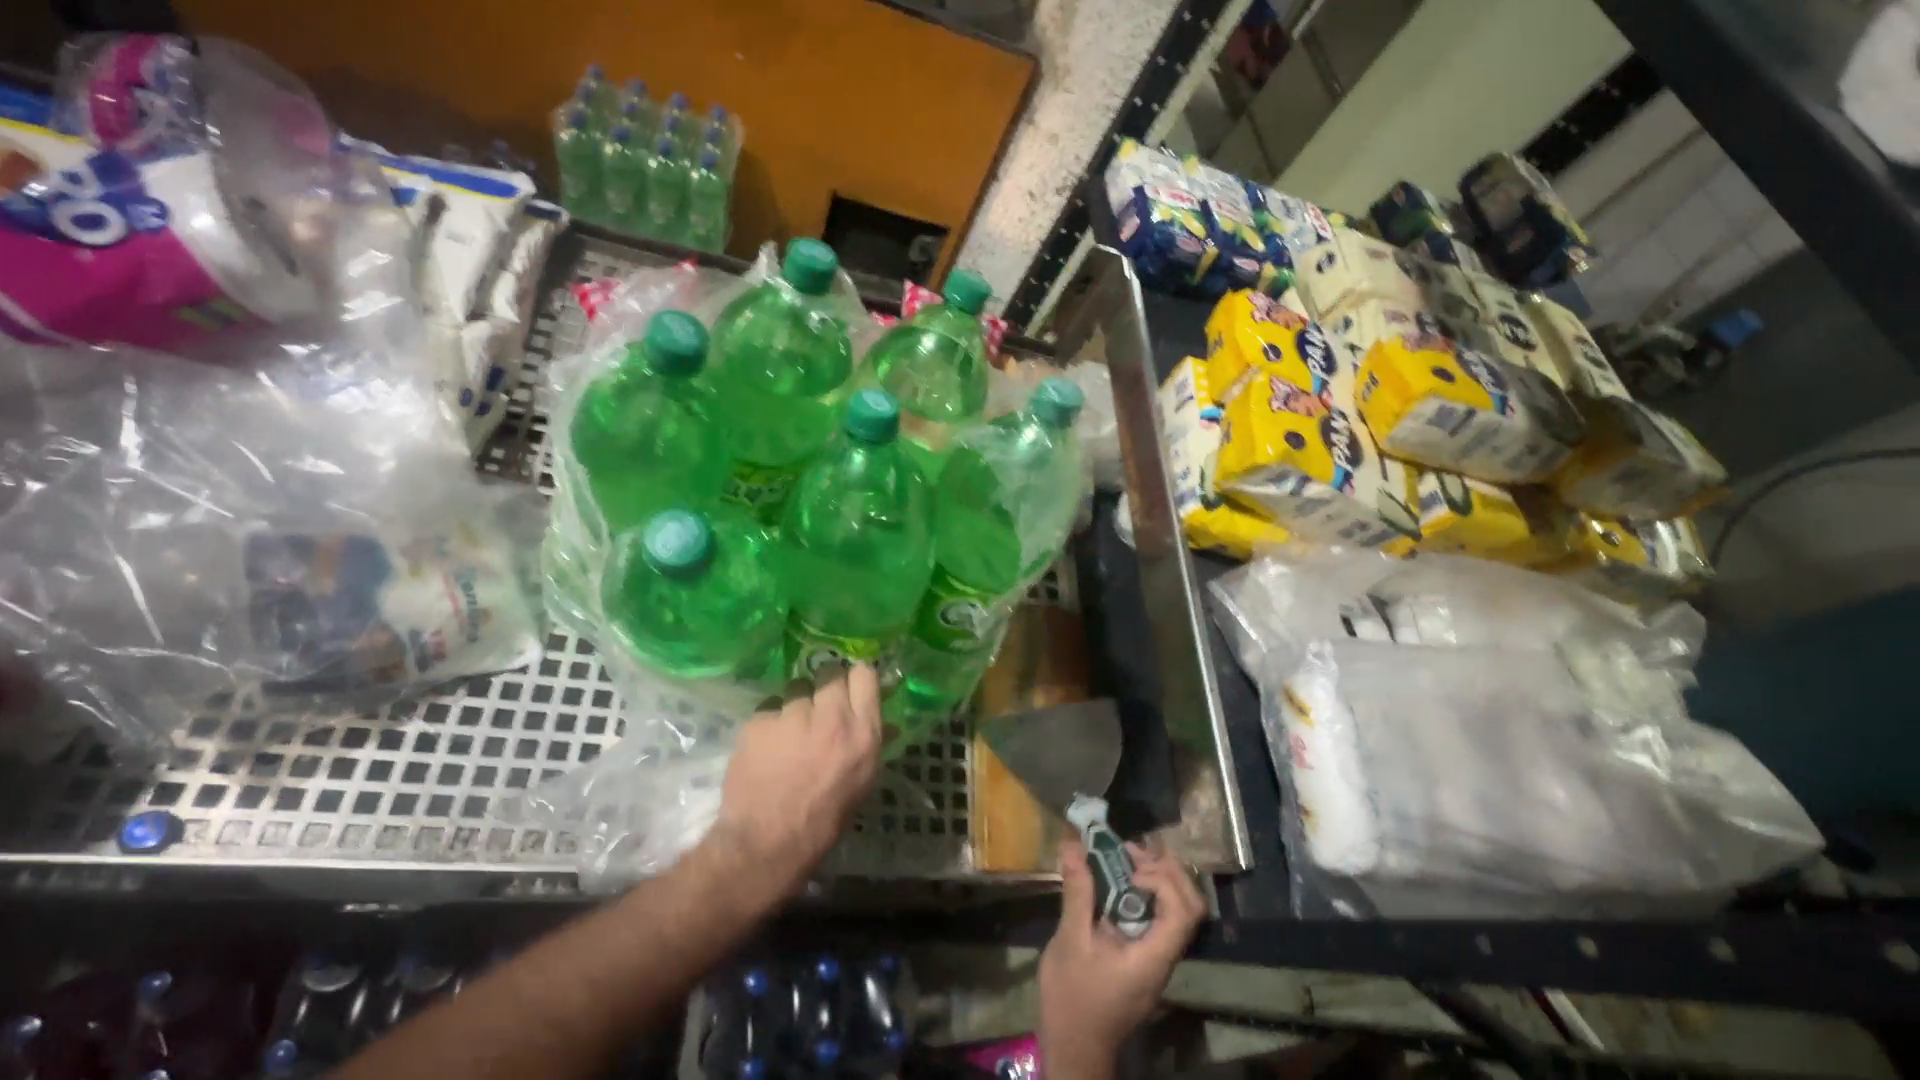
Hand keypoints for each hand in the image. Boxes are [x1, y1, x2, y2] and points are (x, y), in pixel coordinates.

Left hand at [706, 664, 882, 899]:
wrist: (770, 841)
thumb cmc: (825, 819)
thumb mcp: (863, 781)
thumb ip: (869, 743)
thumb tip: (886, 724)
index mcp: (864, 732)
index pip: (865, 674)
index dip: (856, 676)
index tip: (850, 684)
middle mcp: (832, 716)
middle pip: (830, 672)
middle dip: (825, 684)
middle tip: (818, 706)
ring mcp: (792, 716)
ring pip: (795, 687)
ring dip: (795, 703)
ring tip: (788, 730)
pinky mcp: (758, 722)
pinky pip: (767, 708)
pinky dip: (768, 723)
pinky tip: (765, 747)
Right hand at [1038, 836, 1206, 1079]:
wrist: (1074, 1046)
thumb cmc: (1072, 998)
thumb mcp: (1070, 942)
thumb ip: (1078, 894)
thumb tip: (1073, 846)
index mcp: (1154, 956)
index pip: (1184, 912)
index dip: (1164, 881)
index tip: (1131, 871)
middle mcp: (1165, 957)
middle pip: (1190, 908)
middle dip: (1167, 872)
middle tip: (1133, 850)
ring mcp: (1157, 961)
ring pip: (1176, 913)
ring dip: (1157, 881)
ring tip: (1125, 859)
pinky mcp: (1145, 961)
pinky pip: (1158, 921)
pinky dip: (1146, 897)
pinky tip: (1118, 885)